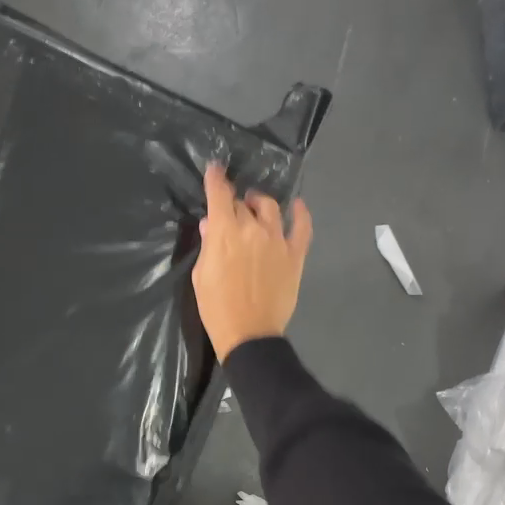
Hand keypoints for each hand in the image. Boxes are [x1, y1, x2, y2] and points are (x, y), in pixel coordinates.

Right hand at [192, 164, 314, 360]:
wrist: (249, 334)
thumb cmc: (217, 309)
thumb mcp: (201, 277)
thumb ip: (207, 246)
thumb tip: (211, 225)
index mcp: (225, 232)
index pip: (219, 194)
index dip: (215, 179)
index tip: (214, 170)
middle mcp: (252, 228)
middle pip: (242, 204)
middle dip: (234, 204)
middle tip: (231, 213)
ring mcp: (277, 240)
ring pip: (270, 207)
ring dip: (260, 203)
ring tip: (255, 207)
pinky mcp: (295, 255)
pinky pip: (303, 226)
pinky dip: (300, 213)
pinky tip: (297, 206)